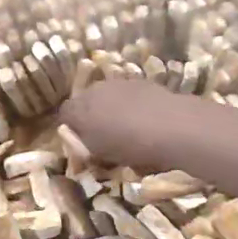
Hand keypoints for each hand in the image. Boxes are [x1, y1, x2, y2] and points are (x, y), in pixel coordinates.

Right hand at [61, 80, 184, 168]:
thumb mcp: (101, 156)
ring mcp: (120, 83)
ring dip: (111, 108)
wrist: (173, 127)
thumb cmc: (131, 147)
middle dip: (90, 115)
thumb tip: (81, 145)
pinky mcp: (141, 82)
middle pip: (85, 101)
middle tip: (102, 135)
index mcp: (80, 109)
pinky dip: (131, 104)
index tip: (80, 141)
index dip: (70, 127)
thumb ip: (86, 147)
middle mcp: (95, 90)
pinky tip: (145, 119)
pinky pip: (128, 94)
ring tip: (126, 127)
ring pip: (107, 95)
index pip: (64, 114)